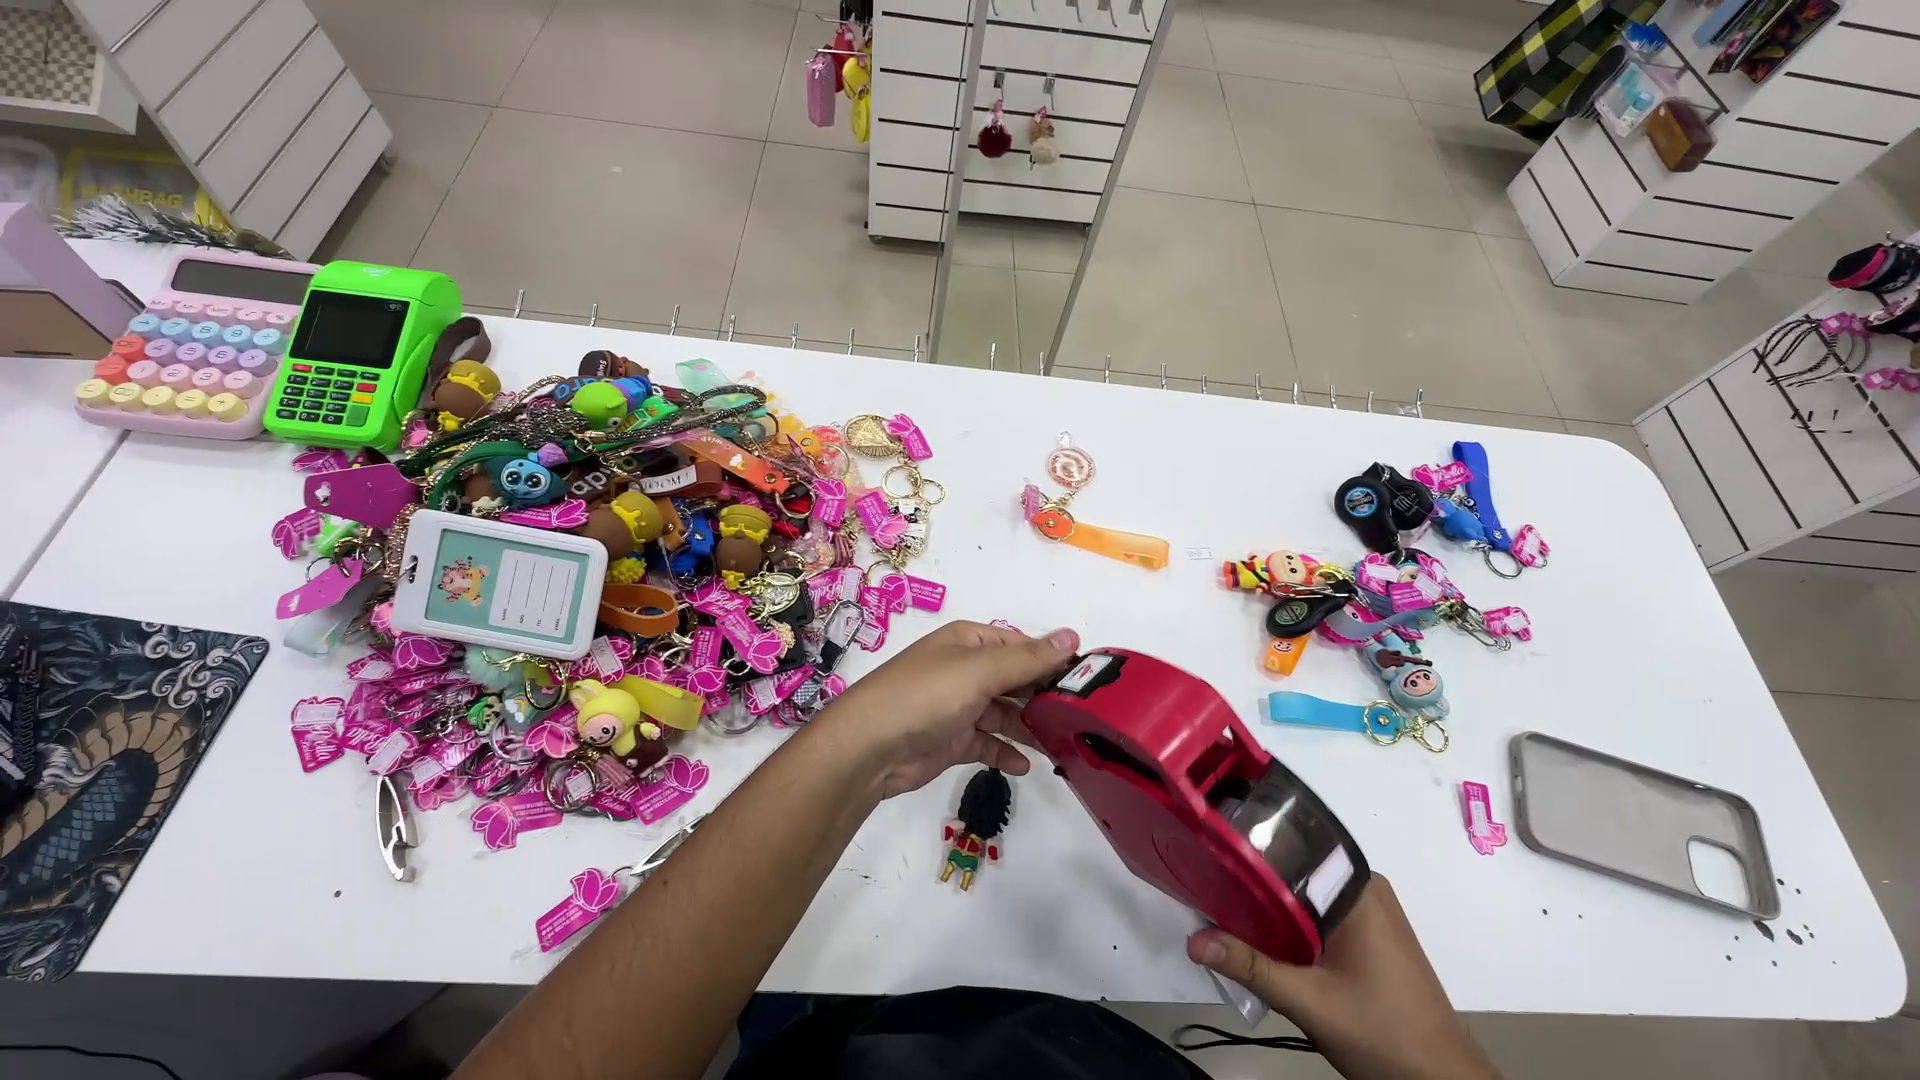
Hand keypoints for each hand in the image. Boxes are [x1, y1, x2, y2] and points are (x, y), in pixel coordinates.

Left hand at [816, 620, 1078, 798]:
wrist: (868, 748)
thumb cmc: (925, 697)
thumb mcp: (980, 671)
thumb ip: (1028, 659)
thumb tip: (1072, 636)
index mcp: (970, 642)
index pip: (1023, 646)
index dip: (1055, 661)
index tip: (1090, 683)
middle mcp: (966, 670)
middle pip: (1017, 680)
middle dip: (1046, 697)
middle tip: (1083, 718)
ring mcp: (959, 707)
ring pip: (1006, 714)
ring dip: (1031, 728)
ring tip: (1063, 744)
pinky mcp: (952, 741)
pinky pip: (988, 744)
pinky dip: (1006, 753)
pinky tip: (1026, 765)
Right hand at [1187, 876, 1500, 1079]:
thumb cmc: (1384, 1034)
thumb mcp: (1310, 1003)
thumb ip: (1252, 968)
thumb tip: (1194, 941)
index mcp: (1359, 890)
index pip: (1294, 848)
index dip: (1249, 849)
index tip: (1208, 852)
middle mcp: (1365, 891)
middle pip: (1295, 872)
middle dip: (1253, 882)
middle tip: (1205, 886)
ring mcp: (1368, 914)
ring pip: (1303, 895)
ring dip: (1268, 907)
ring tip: (1222, 910)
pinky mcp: (1367, 937)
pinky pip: (1316, 915)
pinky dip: (1288, 925)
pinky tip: (1259, 939)